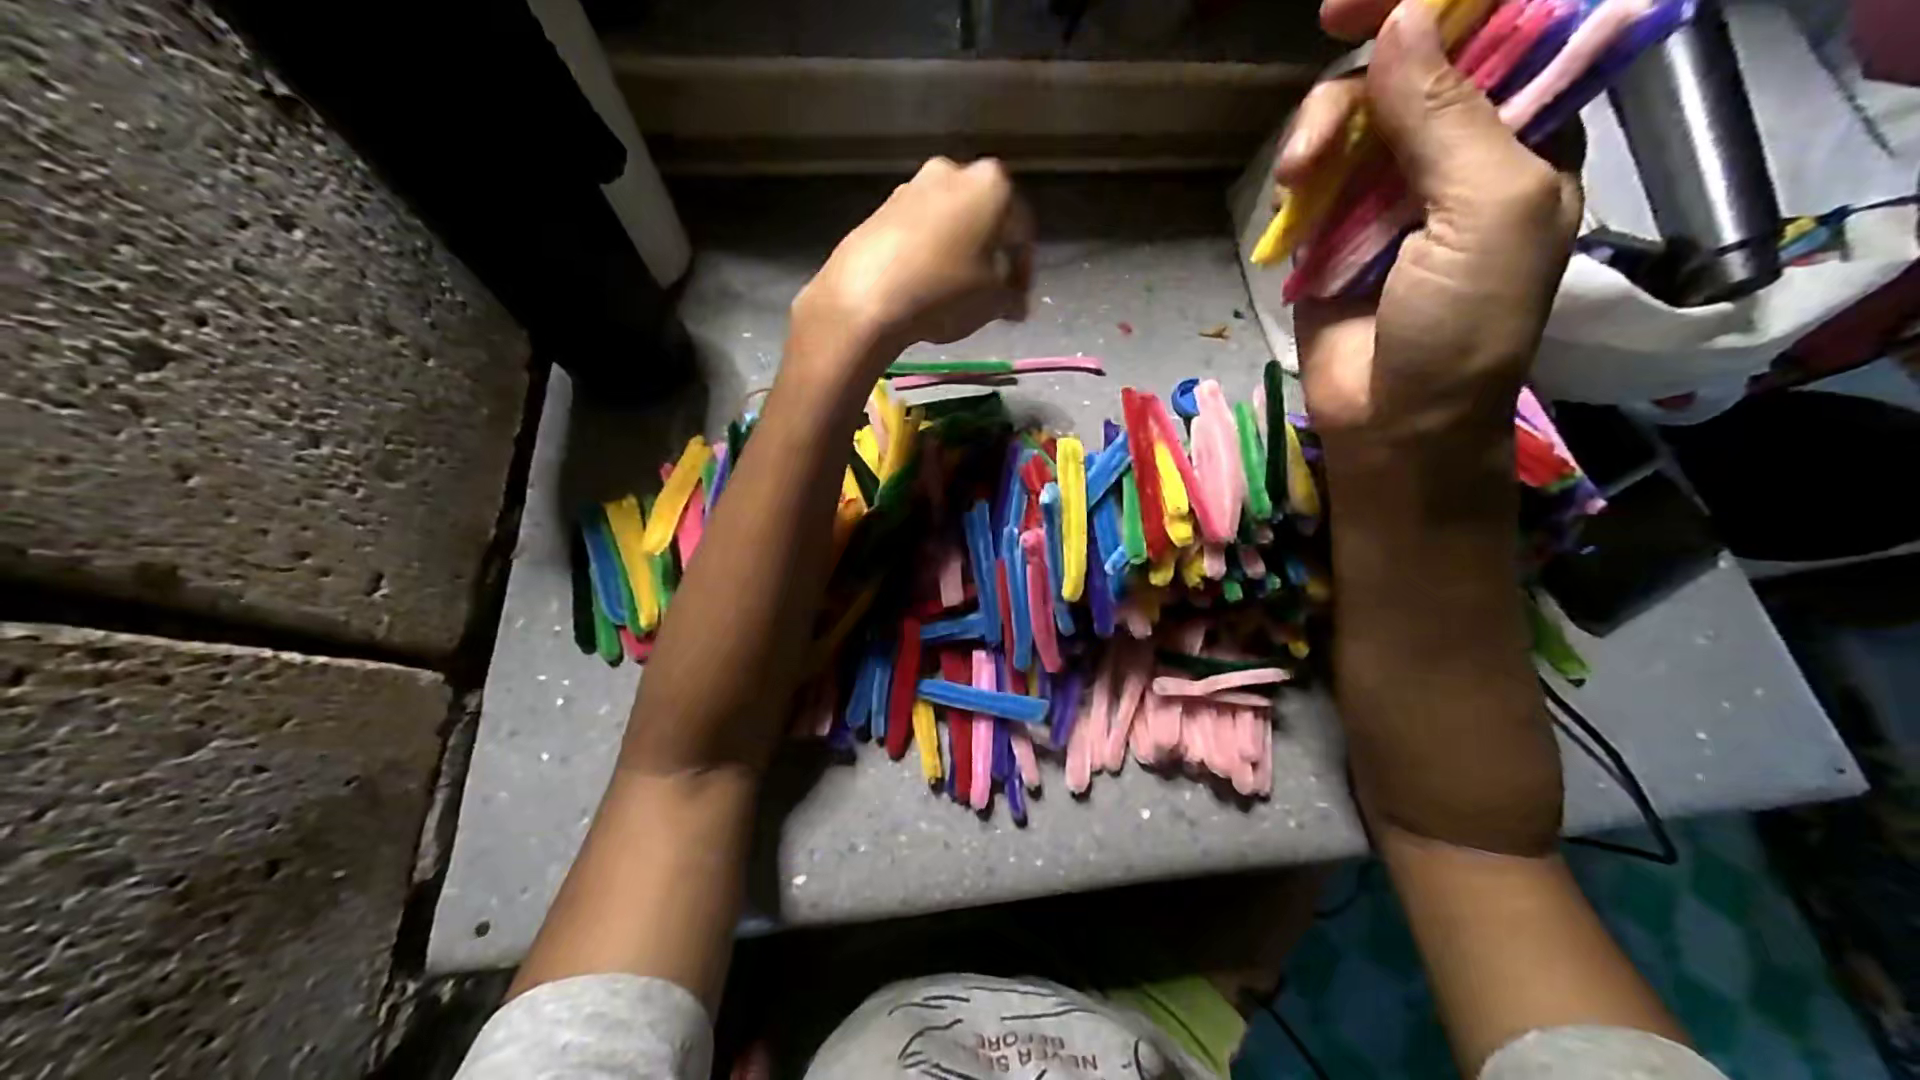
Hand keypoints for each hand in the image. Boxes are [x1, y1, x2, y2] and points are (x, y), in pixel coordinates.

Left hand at [793, 157, 1034, 360]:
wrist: (865, 296)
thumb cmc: (945, 291)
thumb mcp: (993, 303)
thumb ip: (1012, 299)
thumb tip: (1015, 304)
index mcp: (991, 184)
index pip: (1021, 229)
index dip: (1023, 269)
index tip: (1016, 299)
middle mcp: (952, 172)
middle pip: (983, 217)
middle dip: (989, 253)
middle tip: (988, 292)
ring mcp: (911, 186)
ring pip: (949, 222)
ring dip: (957, 252)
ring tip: (954, 292)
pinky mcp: (880, 209)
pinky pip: (917, 231)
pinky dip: (927, 253)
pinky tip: (923, 285)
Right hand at [1284, 1, 1581, 458]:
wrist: (1394, 419)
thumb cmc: (1466, 324)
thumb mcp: (1488, 209)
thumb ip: (1448, 117)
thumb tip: (1401, 23)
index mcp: (1528, 136)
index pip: (1497, 36)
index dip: (1443, 2)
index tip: (1369, 0)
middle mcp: (1457, 155)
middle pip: (1408, 69)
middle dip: (1363, 69)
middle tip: (1325, 54)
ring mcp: (1389, 195)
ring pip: (1348, 120)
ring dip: (1318, 132)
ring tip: (1296, 179)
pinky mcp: (1334, 232)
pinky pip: (1313, 176)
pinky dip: (1298, 178)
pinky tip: (1290, 201)